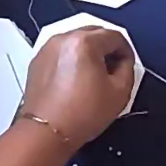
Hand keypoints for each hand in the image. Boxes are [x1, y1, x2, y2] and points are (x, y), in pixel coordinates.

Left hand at [21, 27, 135, 146]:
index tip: (127, 64)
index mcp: (84, 42)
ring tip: (94, 75)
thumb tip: (123, 62)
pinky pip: (61, 52)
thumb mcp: (120, 92)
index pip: (114, 36)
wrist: (47, 132)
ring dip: (88, 52)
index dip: (126, 51)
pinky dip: (71, 60)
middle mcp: (62, 39)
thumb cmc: (80, 114)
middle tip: (114, 68)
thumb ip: (127, 68)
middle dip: (107, 48)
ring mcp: (47, 49)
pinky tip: (76, 80)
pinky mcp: (37, 61)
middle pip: (93, 33)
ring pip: (76, 41)